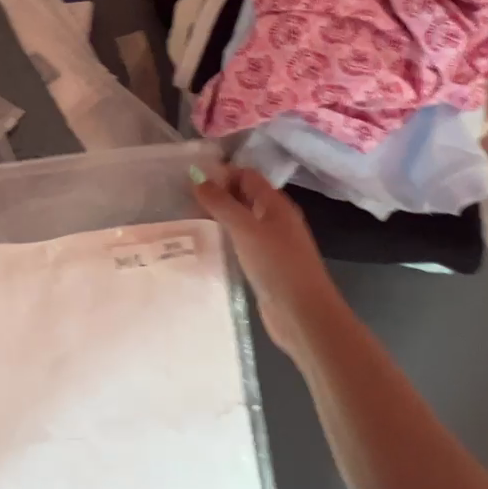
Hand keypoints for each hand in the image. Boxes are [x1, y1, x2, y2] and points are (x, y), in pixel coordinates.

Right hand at [193, 167, 346, 361]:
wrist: (303, 315)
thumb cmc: (277, 265)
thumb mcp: (246, 229)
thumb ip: (221, 203)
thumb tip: (197, 178)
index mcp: (276, 204)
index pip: (247, 175)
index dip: (222, 173)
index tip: (191, 180)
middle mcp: (275, 219)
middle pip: (244, 196)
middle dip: (217, 195)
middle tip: (183, 201)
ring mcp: (272, 244)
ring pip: (242, 222)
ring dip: (219, 218)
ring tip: (188, 221)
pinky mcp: (266, 266)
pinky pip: (242, 244)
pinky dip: (225, 240)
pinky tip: (207, 246)